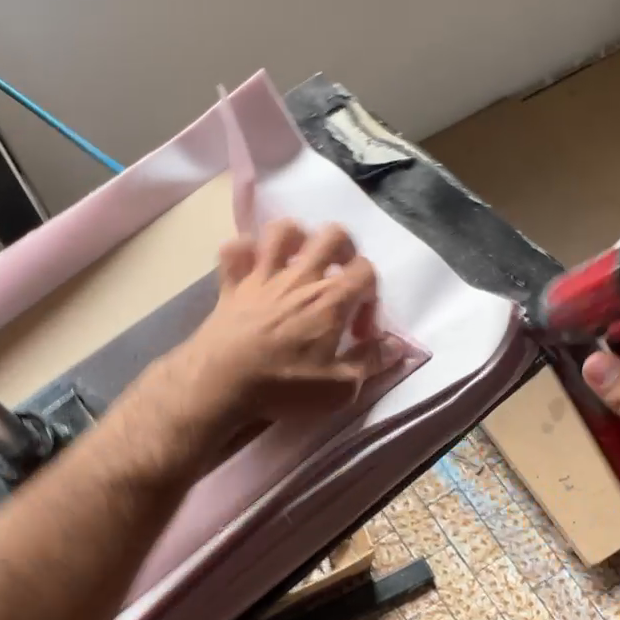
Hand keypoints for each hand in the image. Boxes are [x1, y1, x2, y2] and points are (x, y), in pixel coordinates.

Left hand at [162, 220, 405, 429]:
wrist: (220, 385)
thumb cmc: (285, 387)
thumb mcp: (340, 388)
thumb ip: (372, 362)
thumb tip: (399, 346)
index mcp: (332, 299)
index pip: (366, 271)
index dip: (371, 297)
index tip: (359, 333)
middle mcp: (300, 277)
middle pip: (332, 234)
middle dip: (344, 251)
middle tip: (340, 280)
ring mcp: (262, 276)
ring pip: (283, 230)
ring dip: (297, 239)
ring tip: (300, 263)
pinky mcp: (231, 285)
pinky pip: (234, 249)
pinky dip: (244, 251)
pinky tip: (252, 266)